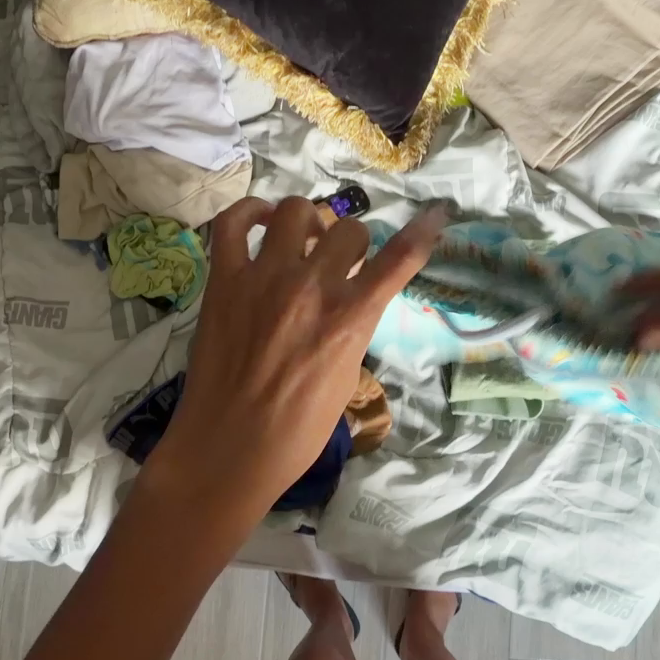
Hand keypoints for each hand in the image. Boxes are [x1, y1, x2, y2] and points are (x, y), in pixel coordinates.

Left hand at [149, 197, 446, 516]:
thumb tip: (348, 300)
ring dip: (307, 222)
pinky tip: (259, 222)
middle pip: (348, 230)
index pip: (399, 259)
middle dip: (352, 243)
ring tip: (301, 241)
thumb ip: (352, 329)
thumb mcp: (347, 377)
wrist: (230, 448)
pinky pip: (232, 223)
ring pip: (295, 211)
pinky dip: (248, 212)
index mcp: (350, 318)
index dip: (423, 231)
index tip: (435, 214)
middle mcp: (312, 287)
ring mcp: (263, 278)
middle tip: (338, 262)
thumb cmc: (298, 430)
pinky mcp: (223, 280)